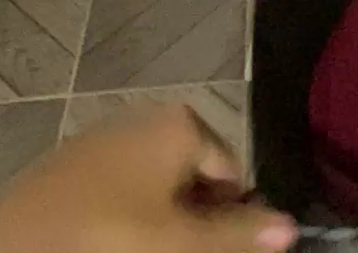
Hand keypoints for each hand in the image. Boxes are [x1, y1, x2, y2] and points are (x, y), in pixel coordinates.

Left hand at [0, 105, 297, 252]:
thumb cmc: (102, 242)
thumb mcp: (176, 245)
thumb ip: (236, 234)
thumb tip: (292, 228)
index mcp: (180, 124)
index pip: (231, 172)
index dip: (230, 218)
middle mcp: (146, 118)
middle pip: (191, 177)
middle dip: (191, 221)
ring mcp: (103, 140)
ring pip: (152, 187)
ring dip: (156, 224)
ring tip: (140, 252)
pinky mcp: (66, 167)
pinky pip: (113, 193)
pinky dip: (118, 222)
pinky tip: (103, 249)